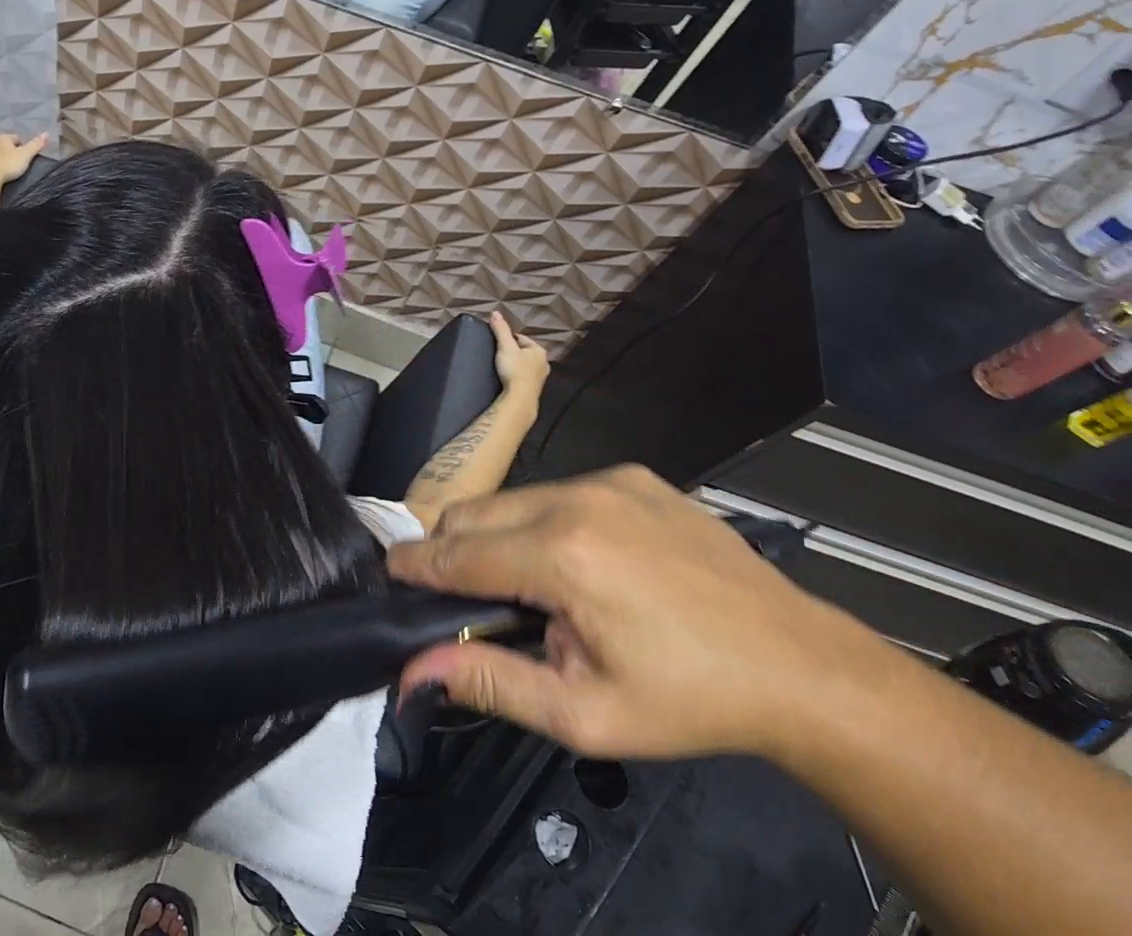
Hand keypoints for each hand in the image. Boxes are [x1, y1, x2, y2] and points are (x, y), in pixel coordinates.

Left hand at [0, 132, 49, 189]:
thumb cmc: (8, 165)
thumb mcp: (26, 155)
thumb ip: (36, 145)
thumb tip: (47, 133)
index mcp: (3, 137)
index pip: (16, 138)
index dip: (23, 146)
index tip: (27, 157)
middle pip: (4, 145)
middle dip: (10, 152)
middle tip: (18, 165)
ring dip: (0, 160)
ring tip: (7, 172)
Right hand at [390, 466, 889, 759]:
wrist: (804, 668)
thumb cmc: (690, 701)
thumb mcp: (583, 714)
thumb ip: (489, 682)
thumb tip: (411, 671)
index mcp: (562, 557)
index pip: (453, 553)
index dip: (413, 568)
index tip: (389, 580)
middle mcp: (578, 500)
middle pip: (471, 513)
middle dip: (451, 553)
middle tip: (468, 605)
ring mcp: (612, 481)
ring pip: (510, 499)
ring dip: (496, 537)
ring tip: (530, 590)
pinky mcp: (637, 478)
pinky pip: (556, 491)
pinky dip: (540, 522)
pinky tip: (577, 566)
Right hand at [491, 311, 548, 393]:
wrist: (520, 398)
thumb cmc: (514, 370)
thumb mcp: (505, 347)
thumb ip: (501, 330)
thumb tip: (495, 312)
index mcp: (539, 350)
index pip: (522, 339)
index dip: (509, 339)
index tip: (498, 343)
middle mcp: (544, 363)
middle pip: (525, 353)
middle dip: (515, 353)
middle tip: (500, 356)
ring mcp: (541, 377)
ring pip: (527, 366)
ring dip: (517, 366)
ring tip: (503, 368)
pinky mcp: (534, 389)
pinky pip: (525, 378)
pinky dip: (518, 377)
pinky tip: (509, 380)